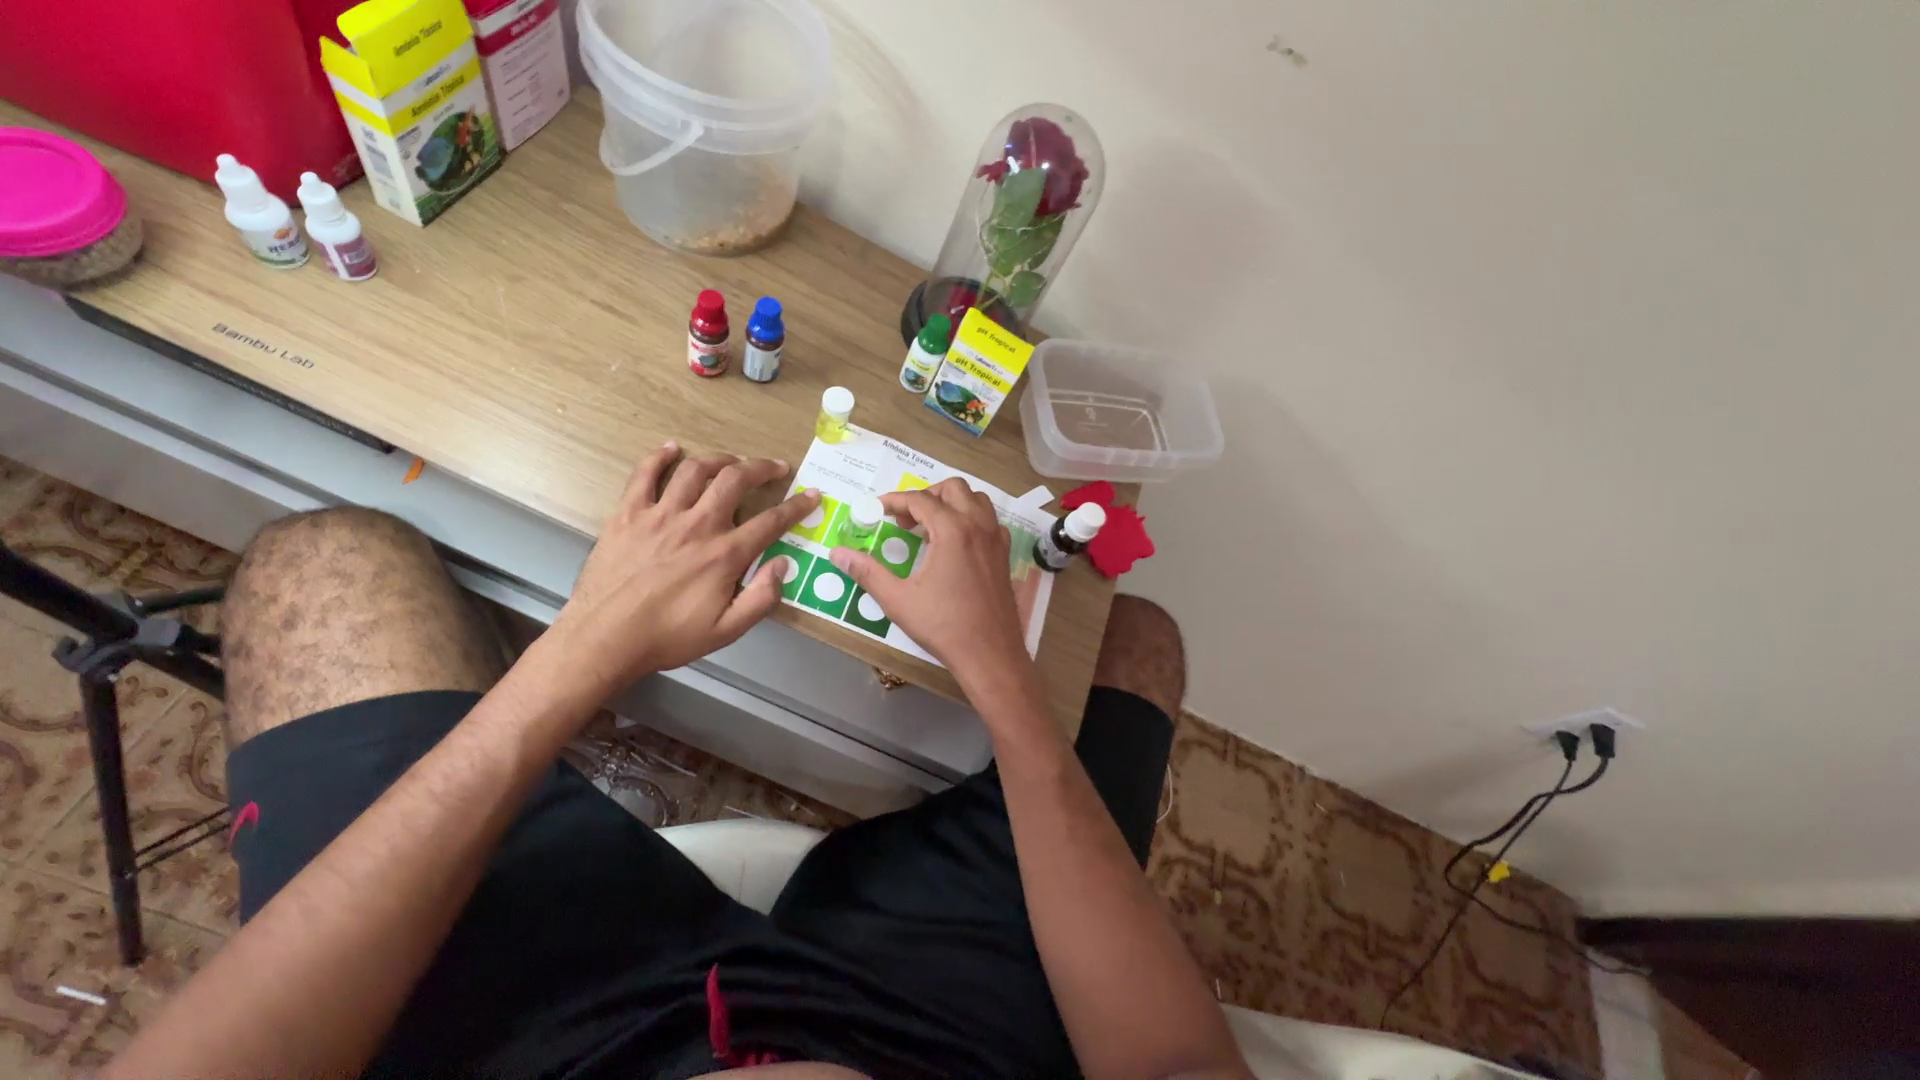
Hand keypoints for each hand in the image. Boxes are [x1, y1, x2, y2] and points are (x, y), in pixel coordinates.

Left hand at [551, 442, 818, 693]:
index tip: (812, 495)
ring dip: (719, 459)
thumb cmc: (669, 638)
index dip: (797, 506)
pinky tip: (671, 448)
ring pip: (695, 470)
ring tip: (732, 461)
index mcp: (725, 554)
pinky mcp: (628, 514)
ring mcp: (660, 515)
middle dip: (761, 467)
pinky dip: (659, 457)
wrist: (604, 639)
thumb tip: (783, 565)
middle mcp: (697, 525)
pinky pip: (644, 474)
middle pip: (735, 480)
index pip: (771, 521)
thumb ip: (762, 598)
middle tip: (775, 467)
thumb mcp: (727, 630)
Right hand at [829, 478, 1035, 692]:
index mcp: (952, 530)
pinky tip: (957, 544)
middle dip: (926, 496)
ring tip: (931, 527)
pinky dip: (972, 520)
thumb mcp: (898, 600)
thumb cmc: (943, 626)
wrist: (989, 653)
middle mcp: (978, 526)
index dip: (895, 501)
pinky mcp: (1005, 555)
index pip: (919, 499)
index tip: (878, 510)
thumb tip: (837, 553)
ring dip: (952, 503)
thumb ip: (867, 572)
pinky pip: (990, 522)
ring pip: (976, 500)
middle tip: (905, 520)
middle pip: (953, 489)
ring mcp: (996, 539)